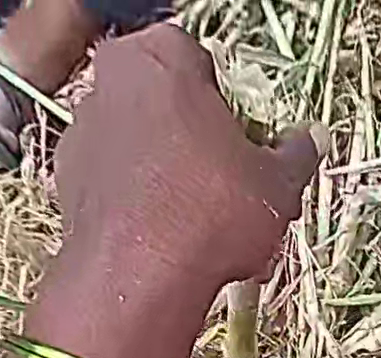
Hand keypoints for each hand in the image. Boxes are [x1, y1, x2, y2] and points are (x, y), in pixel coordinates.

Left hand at [54, 24, 321, 292]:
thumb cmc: (212, 213)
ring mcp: (82, 133)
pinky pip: (120, 188)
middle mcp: (111, 81)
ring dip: (176, 184)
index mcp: (163, 57)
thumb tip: (313, 139)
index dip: (233, 112)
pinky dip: (144, 209)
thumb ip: (297, 155)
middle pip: (171, 109)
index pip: (204, 65)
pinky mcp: (67, 185)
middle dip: (203, 151)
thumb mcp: (276, 185)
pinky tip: (172, 246)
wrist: (141, 276)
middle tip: (234, 196)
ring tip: (209, 236)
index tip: (249, 152)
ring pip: (145, 151)